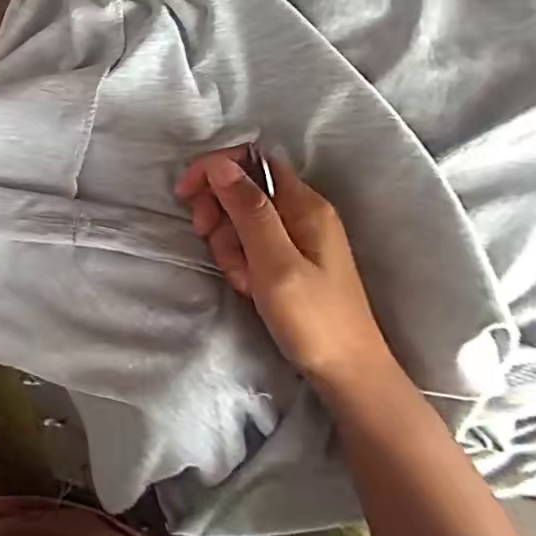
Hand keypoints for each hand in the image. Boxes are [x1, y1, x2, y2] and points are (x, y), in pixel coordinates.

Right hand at [175, 147, 394, 387]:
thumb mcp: (274, 263)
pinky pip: (249, 242)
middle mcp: (301, 211)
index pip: (250, 159)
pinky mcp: (289, 257)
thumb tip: (220, 164)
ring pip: (239, 217)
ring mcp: (296, 235)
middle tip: (209, 238)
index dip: (214, 169)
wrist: (348, 377)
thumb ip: (248, 210)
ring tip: (240, 276)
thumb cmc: (313, 320)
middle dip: (217, 210)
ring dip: (227, 241)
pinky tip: (247, 284)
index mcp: (304, 204)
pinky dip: (239, 258)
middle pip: (240, 186)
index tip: (186, 194)